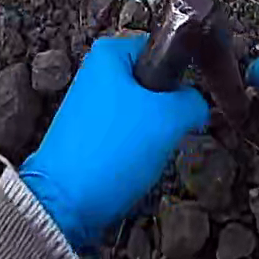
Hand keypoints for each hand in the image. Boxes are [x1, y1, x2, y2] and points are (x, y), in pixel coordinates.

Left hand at [20, 37, 209, 252]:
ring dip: (151, 133)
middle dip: (166, 109)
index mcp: (110, 52)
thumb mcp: (169, 118)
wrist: (61, 208)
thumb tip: (197, 104)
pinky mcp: (85, 134)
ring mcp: (88, 104)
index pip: (163, 51)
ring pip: (142, 111)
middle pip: (153, 83)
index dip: (180, 77)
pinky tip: (131, 166)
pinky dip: (133, 149)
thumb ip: (194, 101)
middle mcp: (95, 71)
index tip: (184, 103)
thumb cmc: (112, 150)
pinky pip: (125, 133)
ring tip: (146, 153)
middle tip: (166, 130)